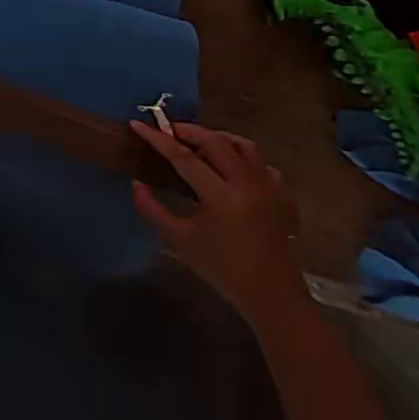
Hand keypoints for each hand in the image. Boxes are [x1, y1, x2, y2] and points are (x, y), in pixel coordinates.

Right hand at [130, 121, 306, 320]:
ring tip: (197, 140)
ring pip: (244, 146)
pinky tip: (228, 164)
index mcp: (222, 197)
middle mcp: (248, 185)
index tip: (137, 125)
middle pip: (216, 142)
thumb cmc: (221, 268)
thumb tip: (137, 182)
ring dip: (217, 137)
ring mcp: (269, 189)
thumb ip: (151, 207)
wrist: (271, 295)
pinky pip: (261, 164)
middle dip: (188, 131)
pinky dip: (242, 156)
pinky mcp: (281, 196)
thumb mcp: (177, 239)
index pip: (183, 157)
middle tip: (166, 129)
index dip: (157, 139)